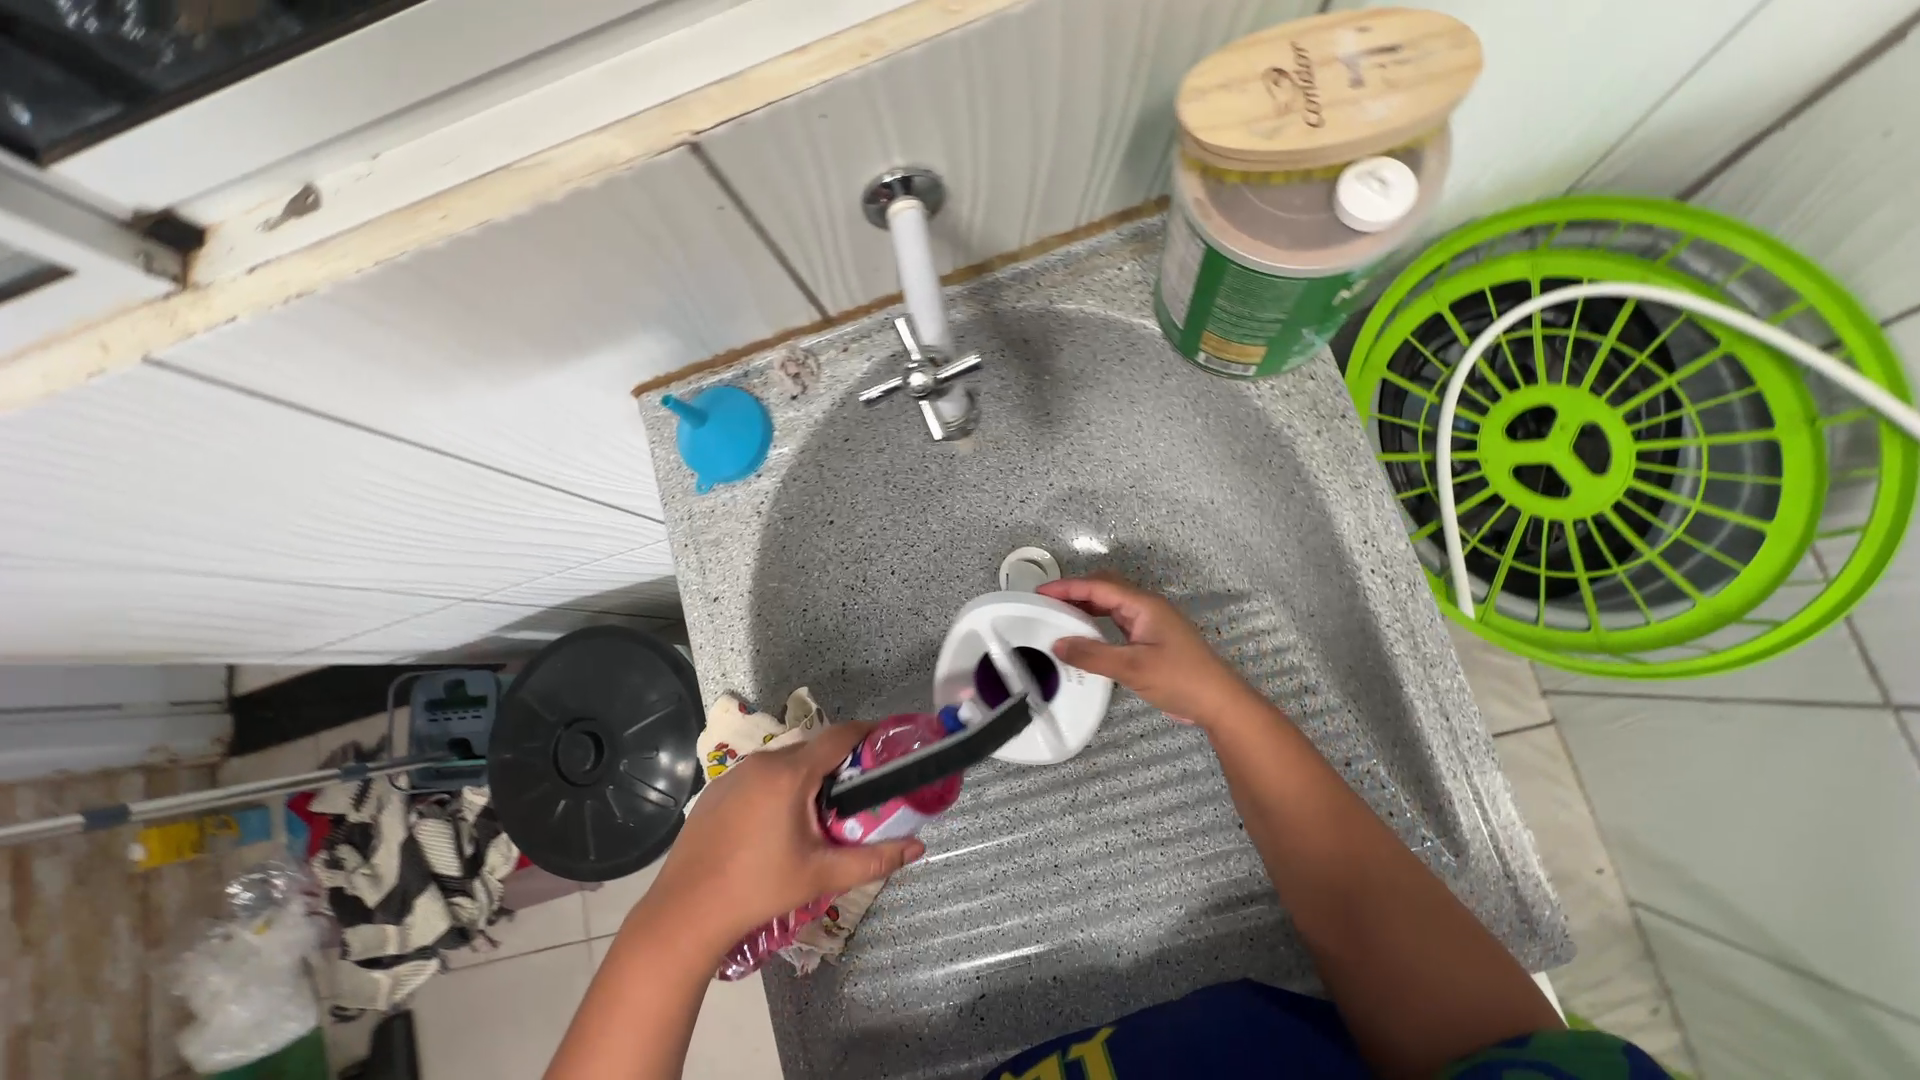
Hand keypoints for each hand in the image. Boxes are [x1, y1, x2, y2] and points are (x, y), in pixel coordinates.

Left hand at [638, 722, 924, 948]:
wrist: (685, 913)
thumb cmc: (758, 890)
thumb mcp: (821, 875)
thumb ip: (873, 859)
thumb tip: (918, 848)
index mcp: (789, 774)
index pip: (839, 736)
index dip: (868, 736)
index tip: (889, 747)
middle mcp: (761, 763)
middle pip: (812, 749)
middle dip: (840, 766)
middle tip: (859, 796)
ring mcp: (732, 774)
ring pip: (784, 763)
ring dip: (808, 778)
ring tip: (820, 816)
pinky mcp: (715, 791)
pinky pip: (759, 777)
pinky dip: (779, 788)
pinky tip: (778, 826)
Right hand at [1039, 576, 1262, 728]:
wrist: (1218, 702)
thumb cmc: (1180, 680)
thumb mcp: (1132, 668)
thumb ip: (1092, 655)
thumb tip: (1058, 644)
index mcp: (1144, 606)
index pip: (1099, 587)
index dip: (1068, 587)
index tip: (1041, 591)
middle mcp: (1147, 608)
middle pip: (1105, 590)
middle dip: (1074, 592)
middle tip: (1046, 602)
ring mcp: (1151, 624)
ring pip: (1111, 606)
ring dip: (1085, 608)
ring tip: (1059, 617)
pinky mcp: (1152, 640)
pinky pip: (1118, 623)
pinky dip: (1097, 624)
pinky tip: (1084, 637)